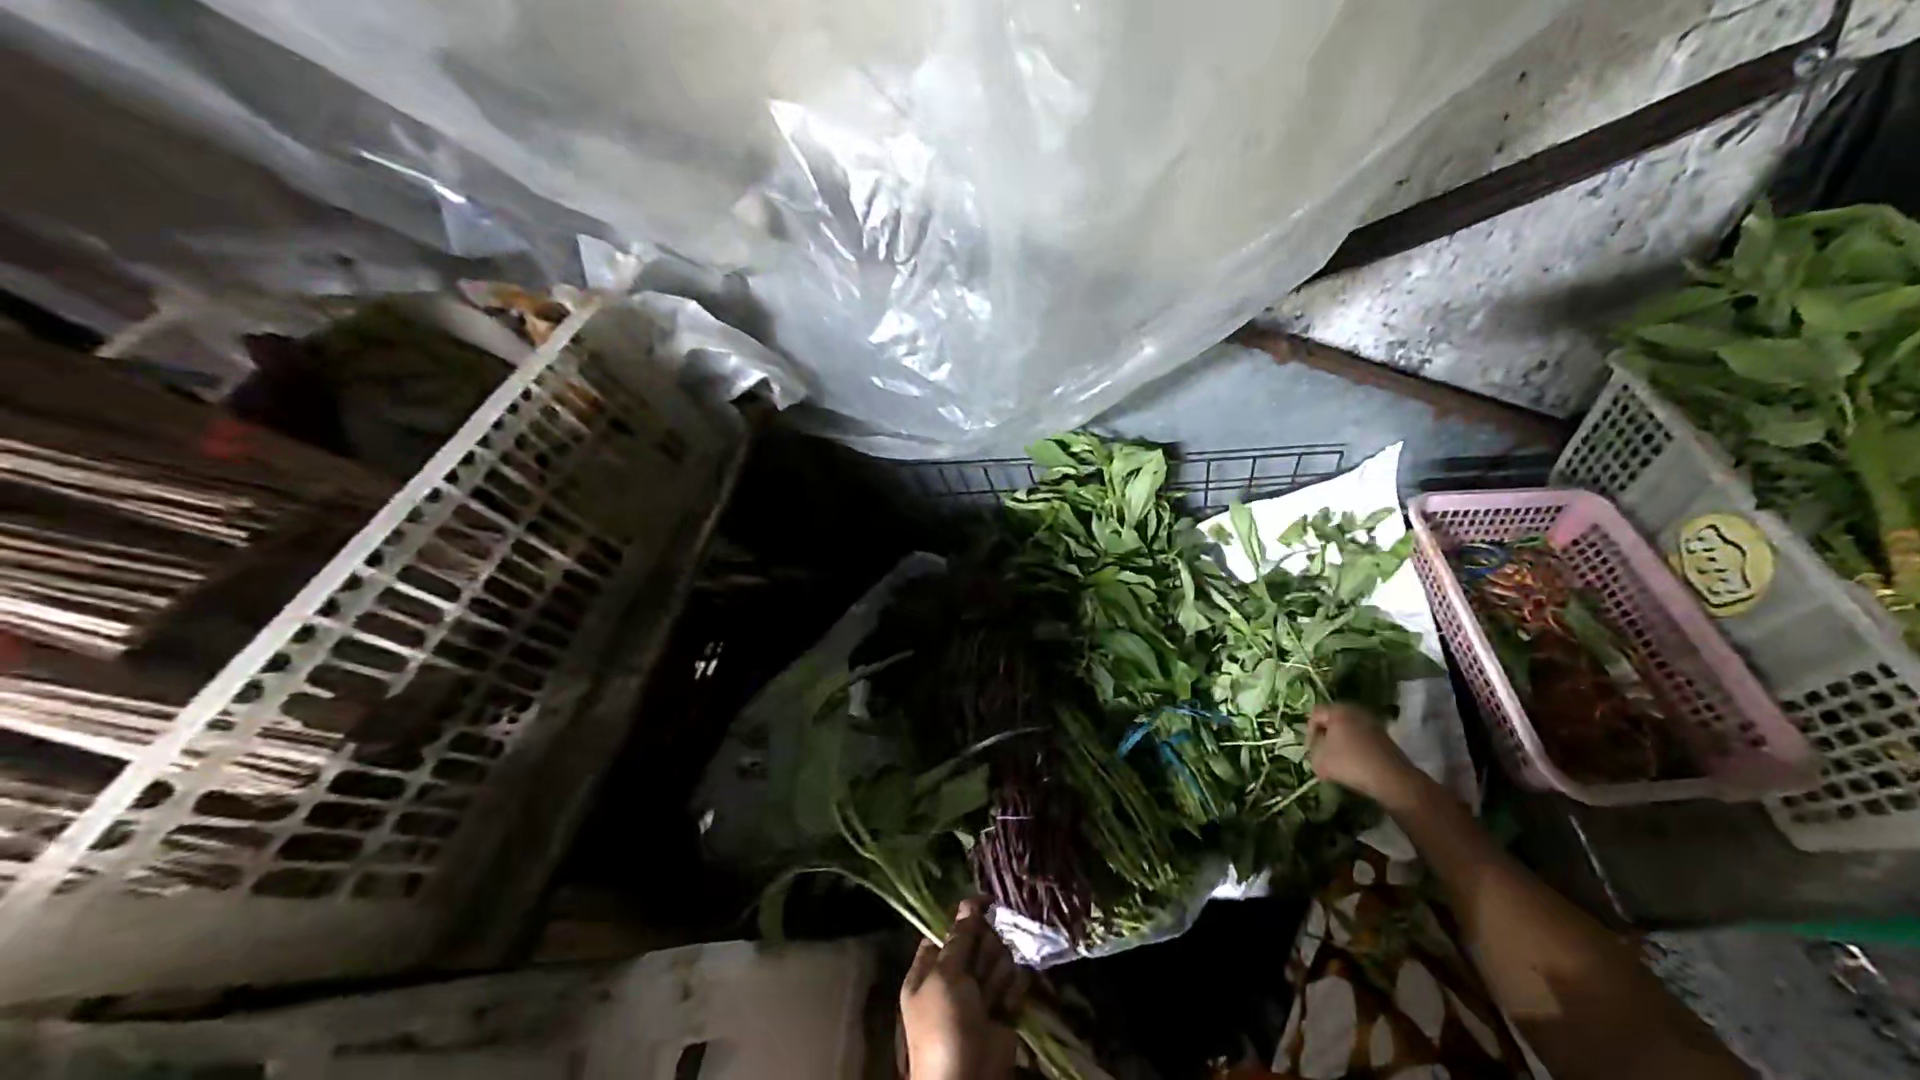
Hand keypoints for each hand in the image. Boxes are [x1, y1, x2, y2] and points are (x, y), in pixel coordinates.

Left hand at [900, 898, 1027, 1079]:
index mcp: (928, 970)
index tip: (986, 903)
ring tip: (992, 994)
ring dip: (998, 972)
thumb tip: (968, 902)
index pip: (946, 931)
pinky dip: (1013, 991)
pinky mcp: (1002, 1010)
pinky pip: (1013, 984)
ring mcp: (978, 995)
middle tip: (983, 964)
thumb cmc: (944, 1025)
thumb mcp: (945, 976)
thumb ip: (959, 938)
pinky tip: (1006, 1007)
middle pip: (977, 942)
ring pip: (997, 960)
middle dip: (986, 948)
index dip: (964, 917)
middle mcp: (953, 978)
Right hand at [1307, 703, 1422, 800]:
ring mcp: (1374, 724)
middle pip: (1333, 720)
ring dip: (1342, 742)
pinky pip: (1363, 738)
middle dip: (1326, 736)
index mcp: (1338, 711)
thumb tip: (1318, 749)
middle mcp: (1357, 712)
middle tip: (1323, 753)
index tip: (1311, 750)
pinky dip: (1356, 748)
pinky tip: (1356, 764)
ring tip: (1339, 760)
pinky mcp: (1386, 738)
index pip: (1315, 713)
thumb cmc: (1350, 764)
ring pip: (1349, 730)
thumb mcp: (1318, 760)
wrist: (1392, 780)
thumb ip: (1312, 750)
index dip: (1309, 732)